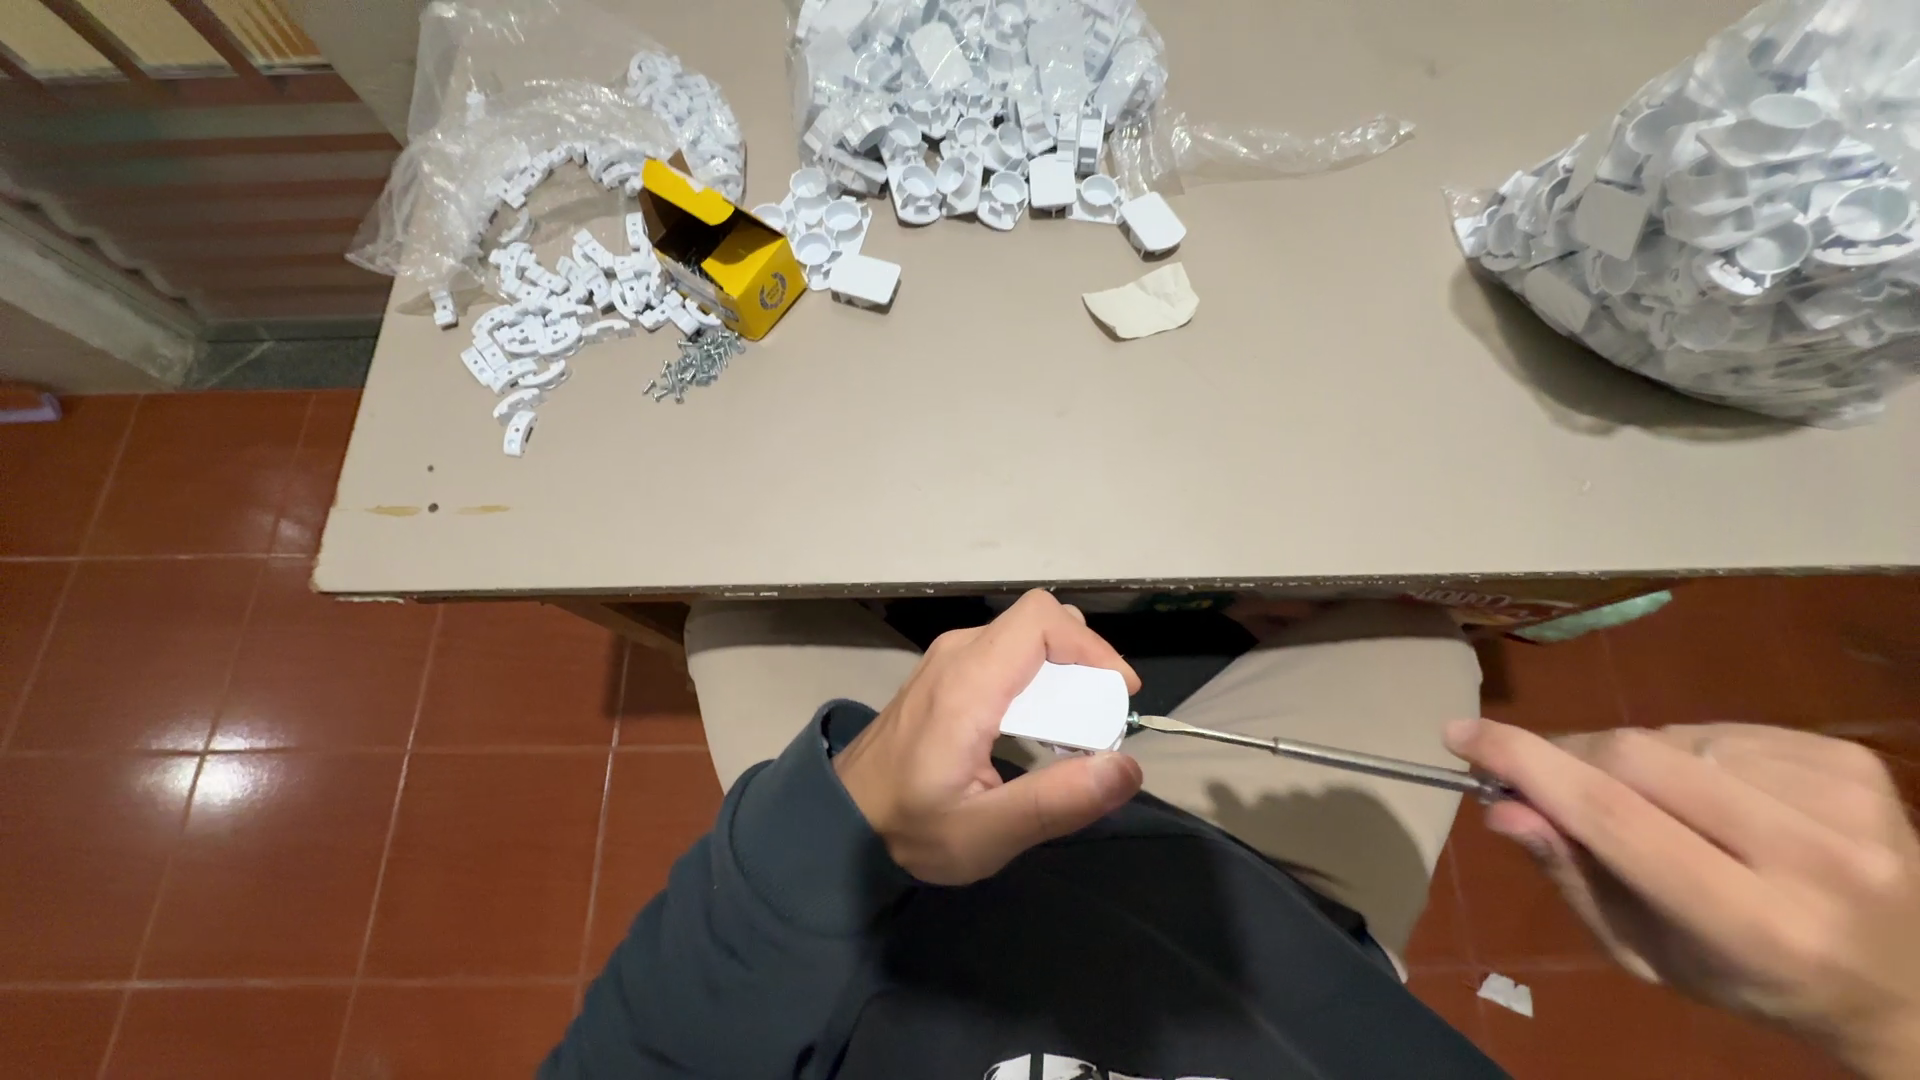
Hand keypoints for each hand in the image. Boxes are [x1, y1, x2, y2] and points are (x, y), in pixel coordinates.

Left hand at [833, 590, 1144, 885]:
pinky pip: (1004, 654)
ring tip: (1076, 728)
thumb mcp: (985, 833)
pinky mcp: (944, 675)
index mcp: (967, 682)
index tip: (1118, 693)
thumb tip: (1127, 767)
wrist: (839, 820)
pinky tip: (1038, 727)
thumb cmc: (907, 827)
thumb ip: (1056, 802)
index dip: (1091, 646)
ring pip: (1022, 637)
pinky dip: (1036, 679)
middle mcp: (957, 655)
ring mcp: (946, 661)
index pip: (1041, 621)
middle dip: (1082, 663)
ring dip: (1061, 672)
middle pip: (1037, 624)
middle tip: (1100, 719)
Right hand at [1447, 718, 1919, 1077]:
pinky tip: (1713, 794)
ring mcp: (1848, 804)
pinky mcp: (1855, 763)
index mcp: (1757, 926)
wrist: (1910, 986)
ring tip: (1656, 805)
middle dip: (1568, 756)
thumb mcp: (1644, 952)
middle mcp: (1816, 860)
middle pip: (1635, 757)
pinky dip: (1686, 753)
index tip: (1460, 734)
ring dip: (1630, 760)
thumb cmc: (1750, 981)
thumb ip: (1571, 876)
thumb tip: (1501, 807)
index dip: (1524, 764)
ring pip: (1670, 737)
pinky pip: (1716, 728)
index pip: (1615, 816)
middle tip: (1550, 779)